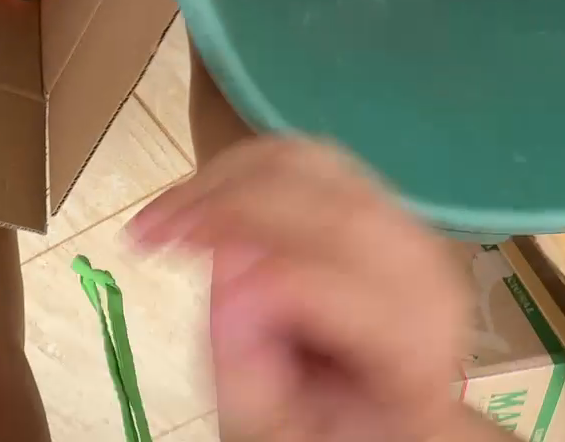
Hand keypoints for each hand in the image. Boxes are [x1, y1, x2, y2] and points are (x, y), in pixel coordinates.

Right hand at [129, 138, 481, 441]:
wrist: (374, 396)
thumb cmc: (324, 421)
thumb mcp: (278, 425)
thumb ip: (248, 370)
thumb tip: (226, 282)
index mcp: (412, 338)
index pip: (336, 284)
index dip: (259, 272)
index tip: (179, 270)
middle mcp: (416, 262)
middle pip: (321, 207)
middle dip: (224, 207)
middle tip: (148, 232)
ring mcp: (394, 213)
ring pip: (302, 164)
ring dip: (221, 178)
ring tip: (162, 216)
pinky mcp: (362, 186)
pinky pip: (293, 151)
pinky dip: (235, 163)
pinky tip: (195, 192)